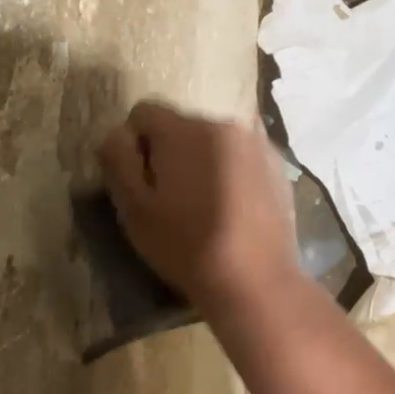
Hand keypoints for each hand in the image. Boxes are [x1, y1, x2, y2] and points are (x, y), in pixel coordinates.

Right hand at [96, 100, 301, 309]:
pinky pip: (240, 156)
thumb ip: (117, 160)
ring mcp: (257, 143)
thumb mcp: (134, 209)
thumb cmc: (186, 245)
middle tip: (169, 197)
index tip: (139, 181)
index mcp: (185, 129)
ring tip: (202, 204)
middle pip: (181, 125)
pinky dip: (229, 171)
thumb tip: (116, 133)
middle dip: (169, 151)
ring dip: (200, 161)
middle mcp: (224, 123)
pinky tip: (231, 208)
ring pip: (212, 141)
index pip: (143, 112)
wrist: (256, 281)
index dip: (133, 144)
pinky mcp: (278, 165)